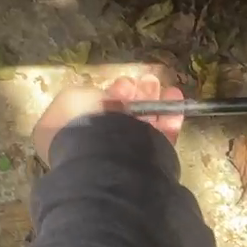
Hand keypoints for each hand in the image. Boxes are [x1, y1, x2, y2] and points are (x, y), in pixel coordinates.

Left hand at [33, 75, 183, 165]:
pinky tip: (175, 99)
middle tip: (148, 81)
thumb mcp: (73, 98)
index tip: (126, 82)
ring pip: (142, 125)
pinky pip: (161, 138)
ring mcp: (123, 157)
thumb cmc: (77, 126)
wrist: (98, 159)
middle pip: (122, 115)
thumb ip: (91, 95)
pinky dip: (169, 118)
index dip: (112, 93)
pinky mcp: (148, 165)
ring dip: (153, 103)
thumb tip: (109, 100)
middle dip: (136, 95)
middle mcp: (97, 145)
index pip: (96, 109)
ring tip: (162, 86)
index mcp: (71, 132)